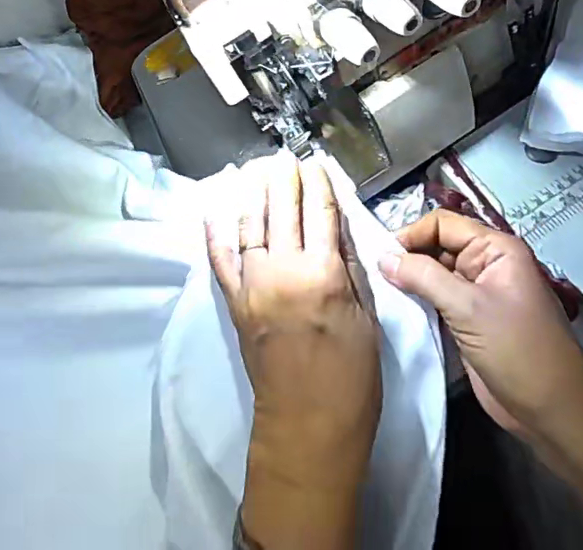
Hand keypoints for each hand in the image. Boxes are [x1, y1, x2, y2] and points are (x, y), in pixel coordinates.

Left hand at [207, 153, 380, 545]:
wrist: (308, 426)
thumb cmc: (352, 376)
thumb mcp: (367, 316)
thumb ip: (349, 265)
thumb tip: (337, 225)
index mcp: (323, 273)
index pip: (319, 212)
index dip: (318, 183)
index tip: (315, 163)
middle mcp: (284, 270)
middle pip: (282, 210)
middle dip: (283, 179)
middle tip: (283, 157)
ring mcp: (253, 285)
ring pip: (250, 226)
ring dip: (253, 193)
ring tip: (255, 170)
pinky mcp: (234, 303)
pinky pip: (220, 260)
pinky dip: (216, 233)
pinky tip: (215, 209)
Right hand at [380, 209, 582, 459]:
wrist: (554, 414)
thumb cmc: (518, 352)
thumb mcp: (469, 309)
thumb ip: (424, 277)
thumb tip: (382, 257)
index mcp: (496, 249)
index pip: (444, 224)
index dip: (412, 234)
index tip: (380, 254)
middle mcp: (486, 264)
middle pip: (437, 246)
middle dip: (408, 257)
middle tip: (373, 273)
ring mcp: (478, 294)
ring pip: (434, 274)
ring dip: (410, 280)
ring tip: (379, 289)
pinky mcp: (469, 321)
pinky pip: (437, 299)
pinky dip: (418, 301)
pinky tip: (396, 308)